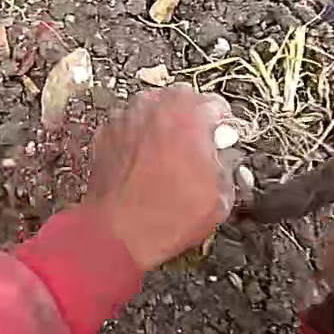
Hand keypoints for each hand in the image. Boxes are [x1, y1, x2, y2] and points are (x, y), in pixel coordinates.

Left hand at [84, 86, 239, 270]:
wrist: (116, 234)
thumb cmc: (168, 217)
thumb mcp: (220, 197)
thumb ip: (228, 167)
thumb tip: (225, 159)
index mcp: (190, 116)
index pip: (216, 104)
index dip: (221, 125)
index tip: (220, 141)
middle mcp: (156, 108)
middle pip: (182, 98)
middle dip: (191, 118)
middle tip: (194, 147)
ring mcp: (126, 117)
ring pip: (152, 108)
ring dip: (162, 123)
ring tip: (166, 155)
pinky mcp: (106, 133)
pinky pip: (129, 124)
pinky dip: (137, 135)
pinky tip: (142, 162)